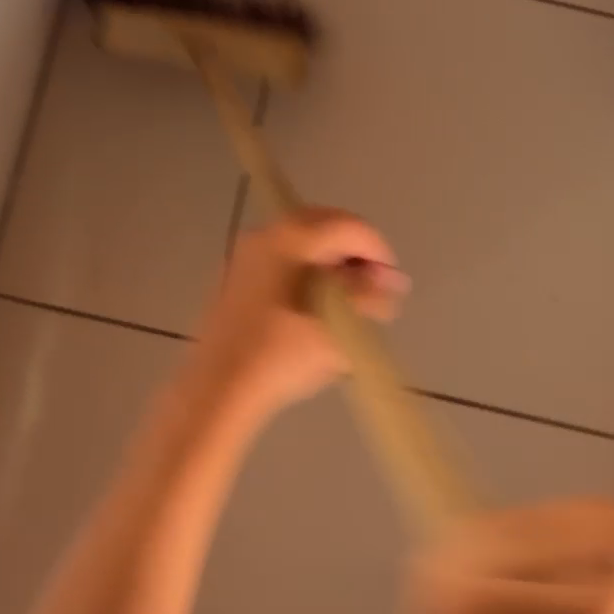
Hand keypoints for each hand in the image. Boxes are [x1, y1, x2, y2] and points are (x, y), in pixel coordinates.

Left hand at [186, 207, 407, 422]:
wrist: (220, 387)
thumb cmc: (283, 353)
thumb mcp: (338, 326)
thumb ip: (371, 297)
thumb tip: (391, 282)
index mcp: (292, 236)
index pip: (349, 226)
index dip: (378, 252)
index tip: (392, 285)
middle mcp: (265, 235)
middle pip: (322, 227)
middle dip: (353, 255)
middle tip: (373, 289)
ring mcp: (244, 256)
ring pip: (299, 246)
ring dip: (328, 266)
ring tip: (346, 303)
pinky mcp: (233, 281)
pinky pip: (279, 264)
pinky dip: (303, 276)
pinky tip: (311, 310)